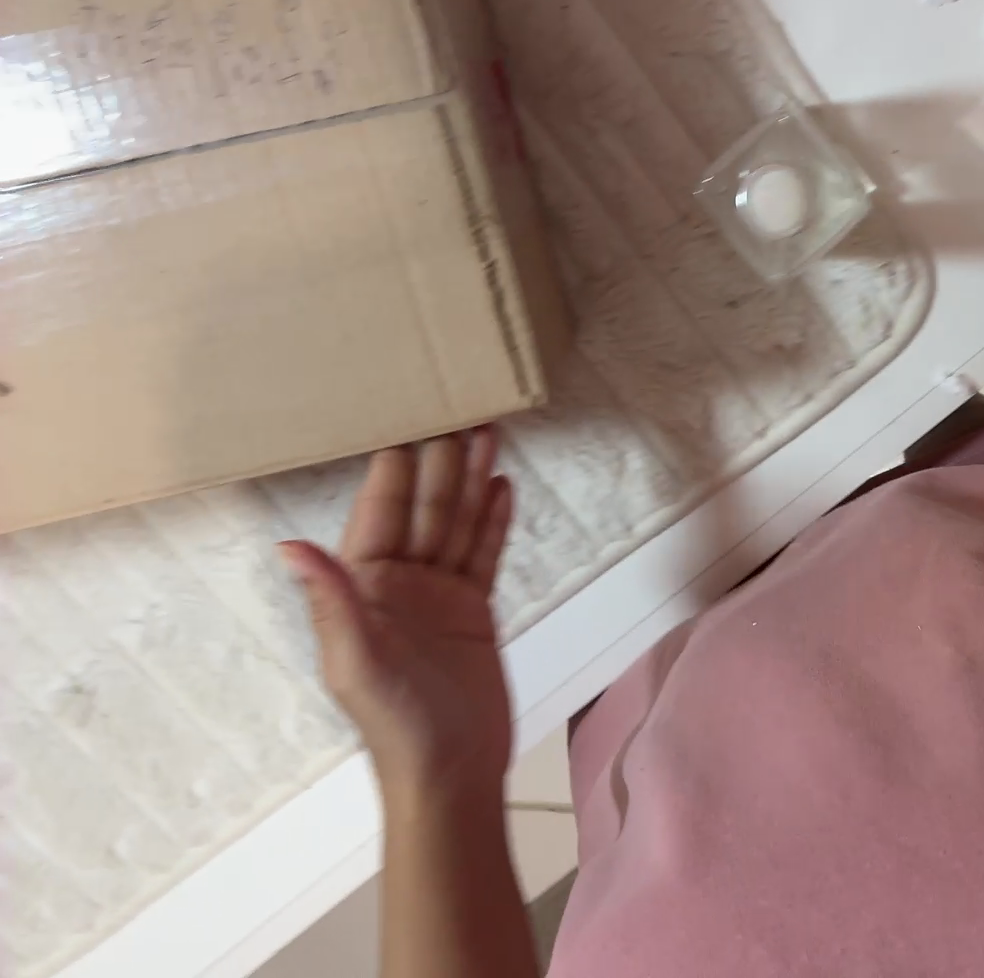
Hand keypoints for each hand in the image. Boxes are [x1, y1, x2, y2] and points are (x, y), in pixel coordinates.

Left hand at [279, 429, 515, 800]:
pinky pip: (484, 552)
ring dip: (471, 480)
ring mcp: (441, 593)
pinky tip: (501, 488)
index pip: (383, 515)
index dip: (395, 470)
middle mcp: (401, 583)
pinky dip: (493, 520)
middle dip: (442, 462)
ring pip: (458, 524)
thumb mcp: (360, 664)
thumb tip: (292, 544)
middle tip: (460, 411)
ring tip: (488, 436)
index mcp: (365, 589)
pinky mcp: (475, 607)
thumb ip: (333, 603)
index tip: (408, 424)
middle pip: (426, 510)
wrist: (455, 764)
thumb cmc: (400, 721)